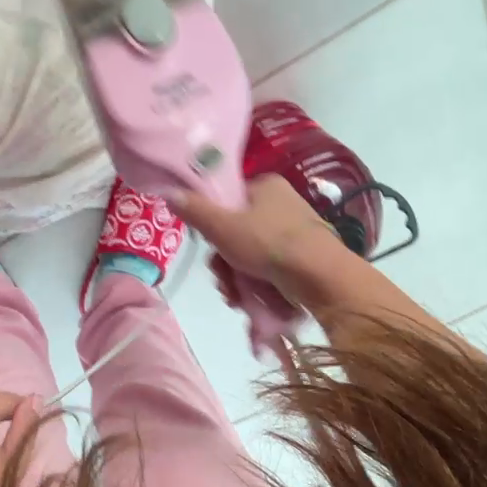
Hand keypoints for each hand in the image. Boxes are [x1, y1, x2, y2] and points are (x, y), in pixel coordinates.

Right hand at [172, 174, 333, 300]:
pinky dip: (253, 284)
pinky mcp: (299, 257)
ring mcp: (292, 232)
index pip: (227, 202)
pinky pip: (265, 268)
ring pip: (247, 255)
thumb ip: (195, 211)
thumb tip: (168, 191)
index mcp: (265, 186)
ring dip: (234, 278)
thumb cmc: (268, 244)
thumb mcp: (222, 227)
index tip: (209, 248)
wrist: (318, 275)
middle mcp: (280, 204)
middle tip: (221, 279)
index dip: (212, 227)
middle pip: (235, 234)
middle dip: (223, 263)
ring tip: (235, 296)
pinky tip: (248, 299)